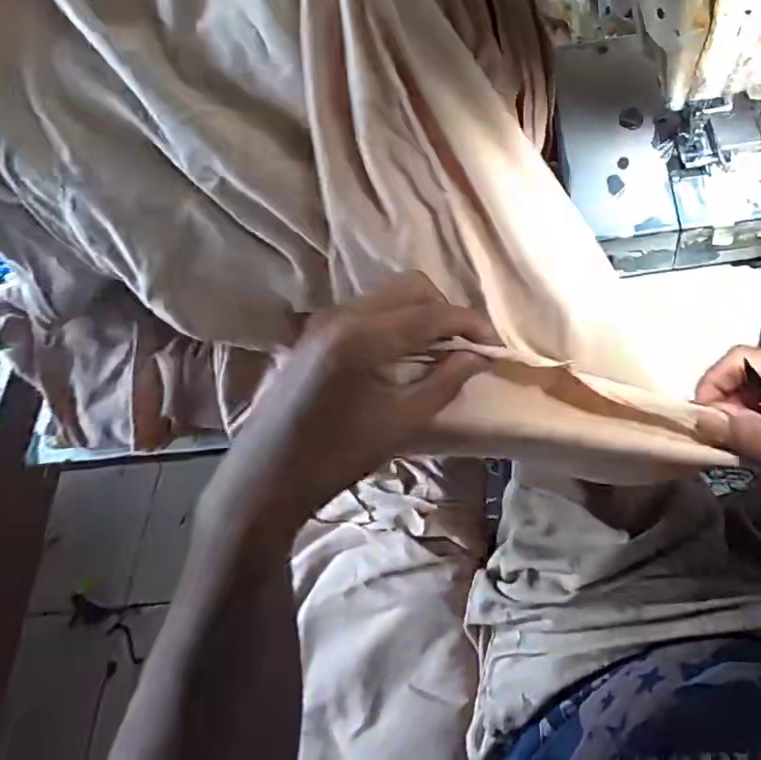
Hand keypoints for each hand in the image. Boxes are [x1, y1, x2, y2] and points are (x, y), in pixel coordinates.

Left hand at [212, 273, 496, 536]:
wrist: (266, 474)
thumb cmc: (336, 456)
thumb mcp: (401, 423)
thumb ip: (443, 382)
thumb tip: (477, 356)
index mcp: (363, 336)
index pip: (430, 312)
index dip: (469, 324)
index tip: (494, 345)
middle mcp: (343, 313)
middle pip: (411, 288)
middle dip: (445, 310)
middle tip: (466, 347)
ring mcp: (325, 317)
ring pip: (389, 293)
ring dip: (420, 312)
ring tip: (439, 350)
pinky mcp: (316, 327)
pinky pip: (369, 307)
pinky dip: (395, 319)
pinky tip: (404, 351)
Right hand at [690, 346, 760, 549]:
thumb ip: (756, 438)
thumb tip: (702, 416)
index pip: (743, 359)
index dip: (715, 382)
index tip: (702, 419)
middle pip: (745, 374)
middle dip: (724, 404)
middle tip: (717, 441)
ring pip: (752, 395)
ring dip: (737, 421)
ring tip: (736, 453)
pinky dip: (753, 432)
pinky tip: (757, 458)